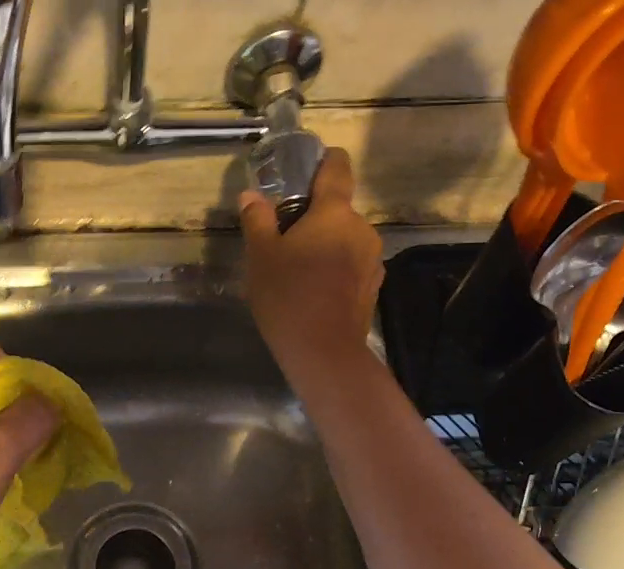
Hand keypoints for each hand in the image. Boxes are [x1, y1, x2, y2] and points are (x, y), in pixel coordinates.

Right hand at [238, 148, 384, 374]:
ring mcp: (372, 258)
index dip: (324, 160)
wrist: (324, 352)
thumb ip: (257, 221)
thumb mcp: (261, 257)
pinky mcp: (373, 286)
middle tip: (286, 240)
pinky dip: (336, 270)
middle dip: (316, 219)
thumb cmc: (289, 297)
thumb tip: (251, 196)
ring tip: (299, 272)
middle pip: (338, 211)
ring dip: (326, 247)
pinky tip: (315, 292)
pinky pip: (352, 266)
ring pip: (346, 240)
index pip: (337, 168)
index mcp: (334, 212)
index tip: (311, 165)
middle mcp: (361, 227)